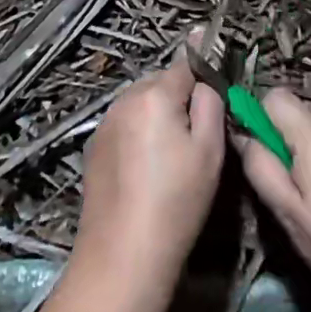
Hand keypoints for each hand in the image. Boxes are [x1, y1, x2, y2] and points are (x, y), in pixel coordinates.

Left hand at [74, 55, 225, 277]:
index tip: (216, 60)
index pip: (185, 65)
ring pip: (140, 103)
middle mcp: (123, 99)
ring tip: (174, 149)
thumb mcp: (209, 151)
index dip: (203, 66)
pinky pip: (124, 124)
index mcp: (154, 95)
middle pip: (160, 83)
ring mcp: (104, 122)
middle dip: (179, 94)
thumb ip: (210, 103)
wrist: (124, 251)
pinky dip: (139, 131)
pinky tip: (147, 164)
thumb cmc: (177, 200)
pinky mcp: (94, 146)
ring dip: (157, 112)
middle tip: (200, 128)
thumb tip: (205, 79)